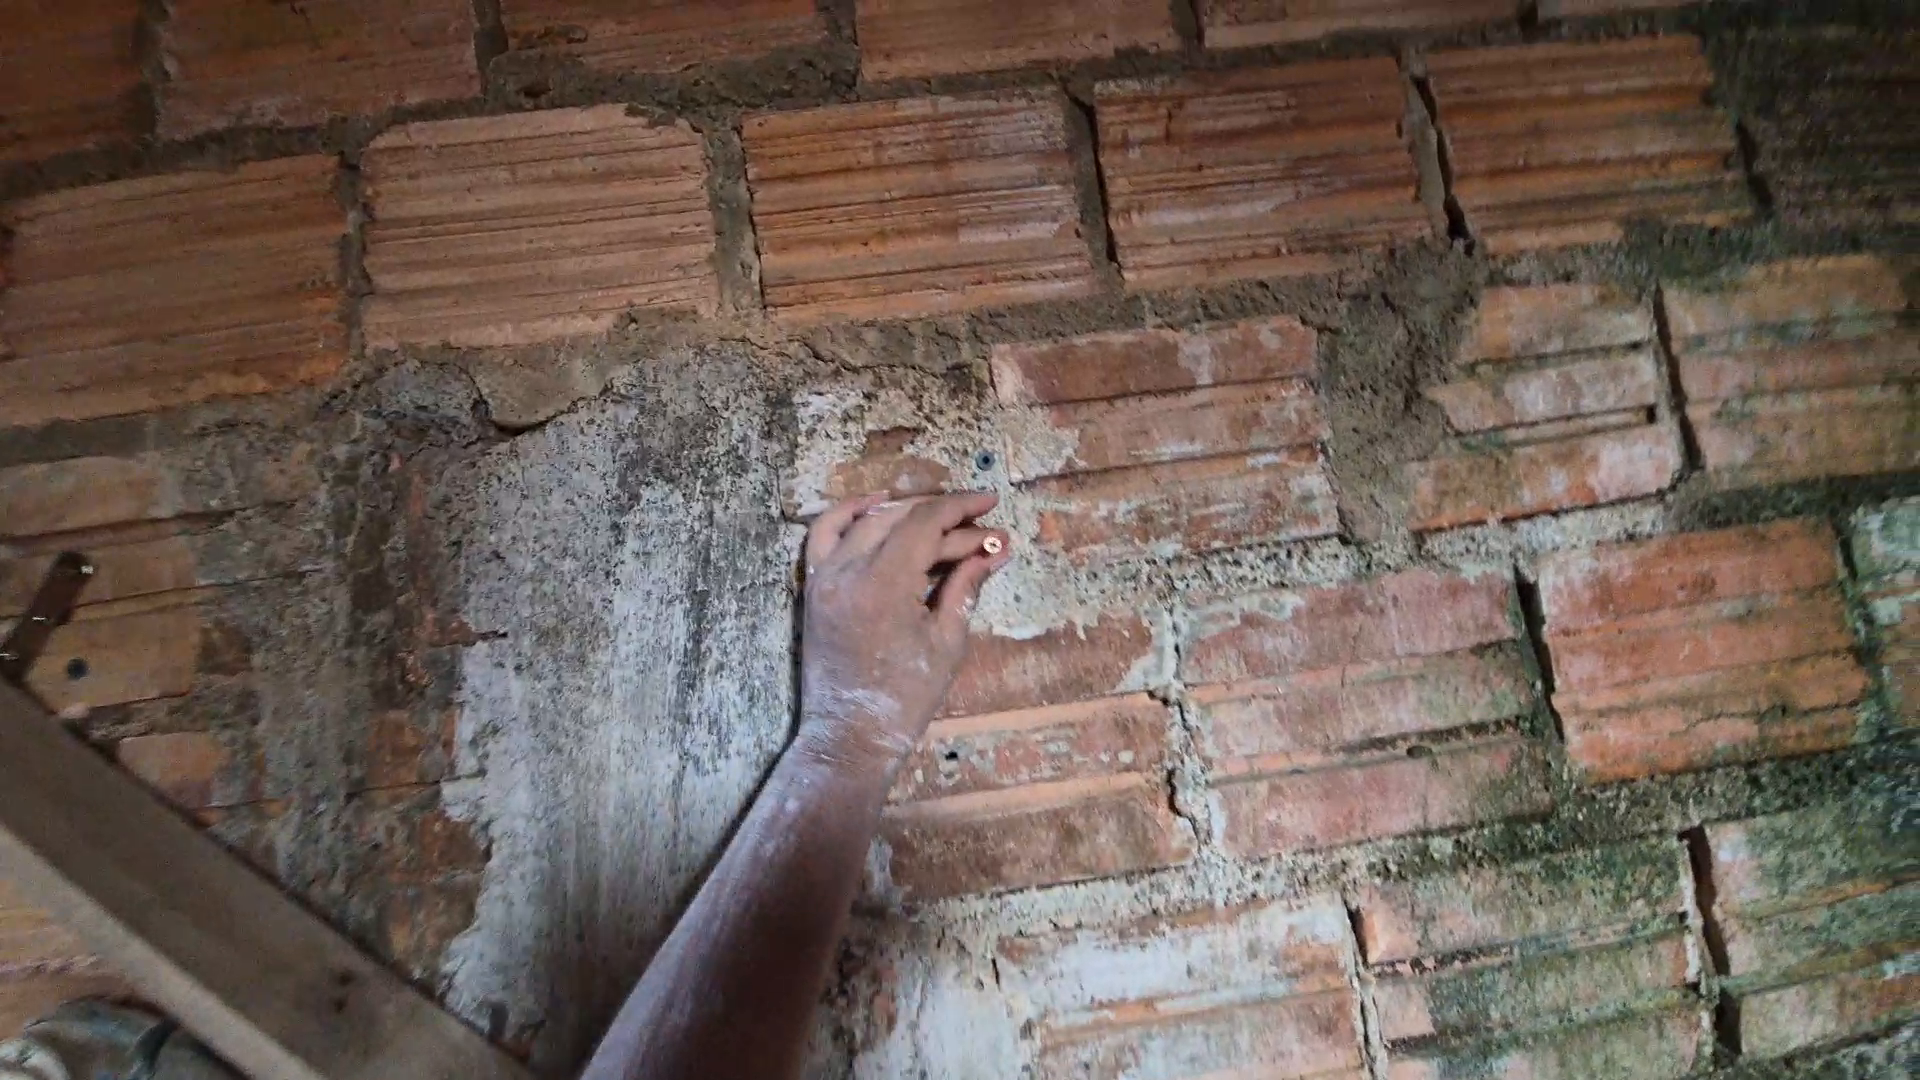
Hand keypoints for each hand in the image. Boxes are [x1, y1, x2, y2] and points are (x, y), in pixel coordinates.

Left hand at [794, 492, 1012, 776]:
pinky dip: (850, 513)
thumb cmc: (907, 698)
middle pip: (900, 519)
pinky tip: (879, 505)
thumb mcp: (947, 641)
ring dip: (906, 512)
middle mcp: (847, 571)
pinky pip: (824, 533)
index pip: (925, 524)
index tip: (991, 503)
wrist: (851, 735)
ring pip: (867, 520)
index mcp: (884, 585)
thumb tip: (995, 550)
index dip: (961, 508)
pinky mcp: (814, 585)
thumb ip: (966, 586)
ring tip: (943, 517)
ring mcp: (824, 576)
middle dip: (945, 516)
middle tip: (981, 528)